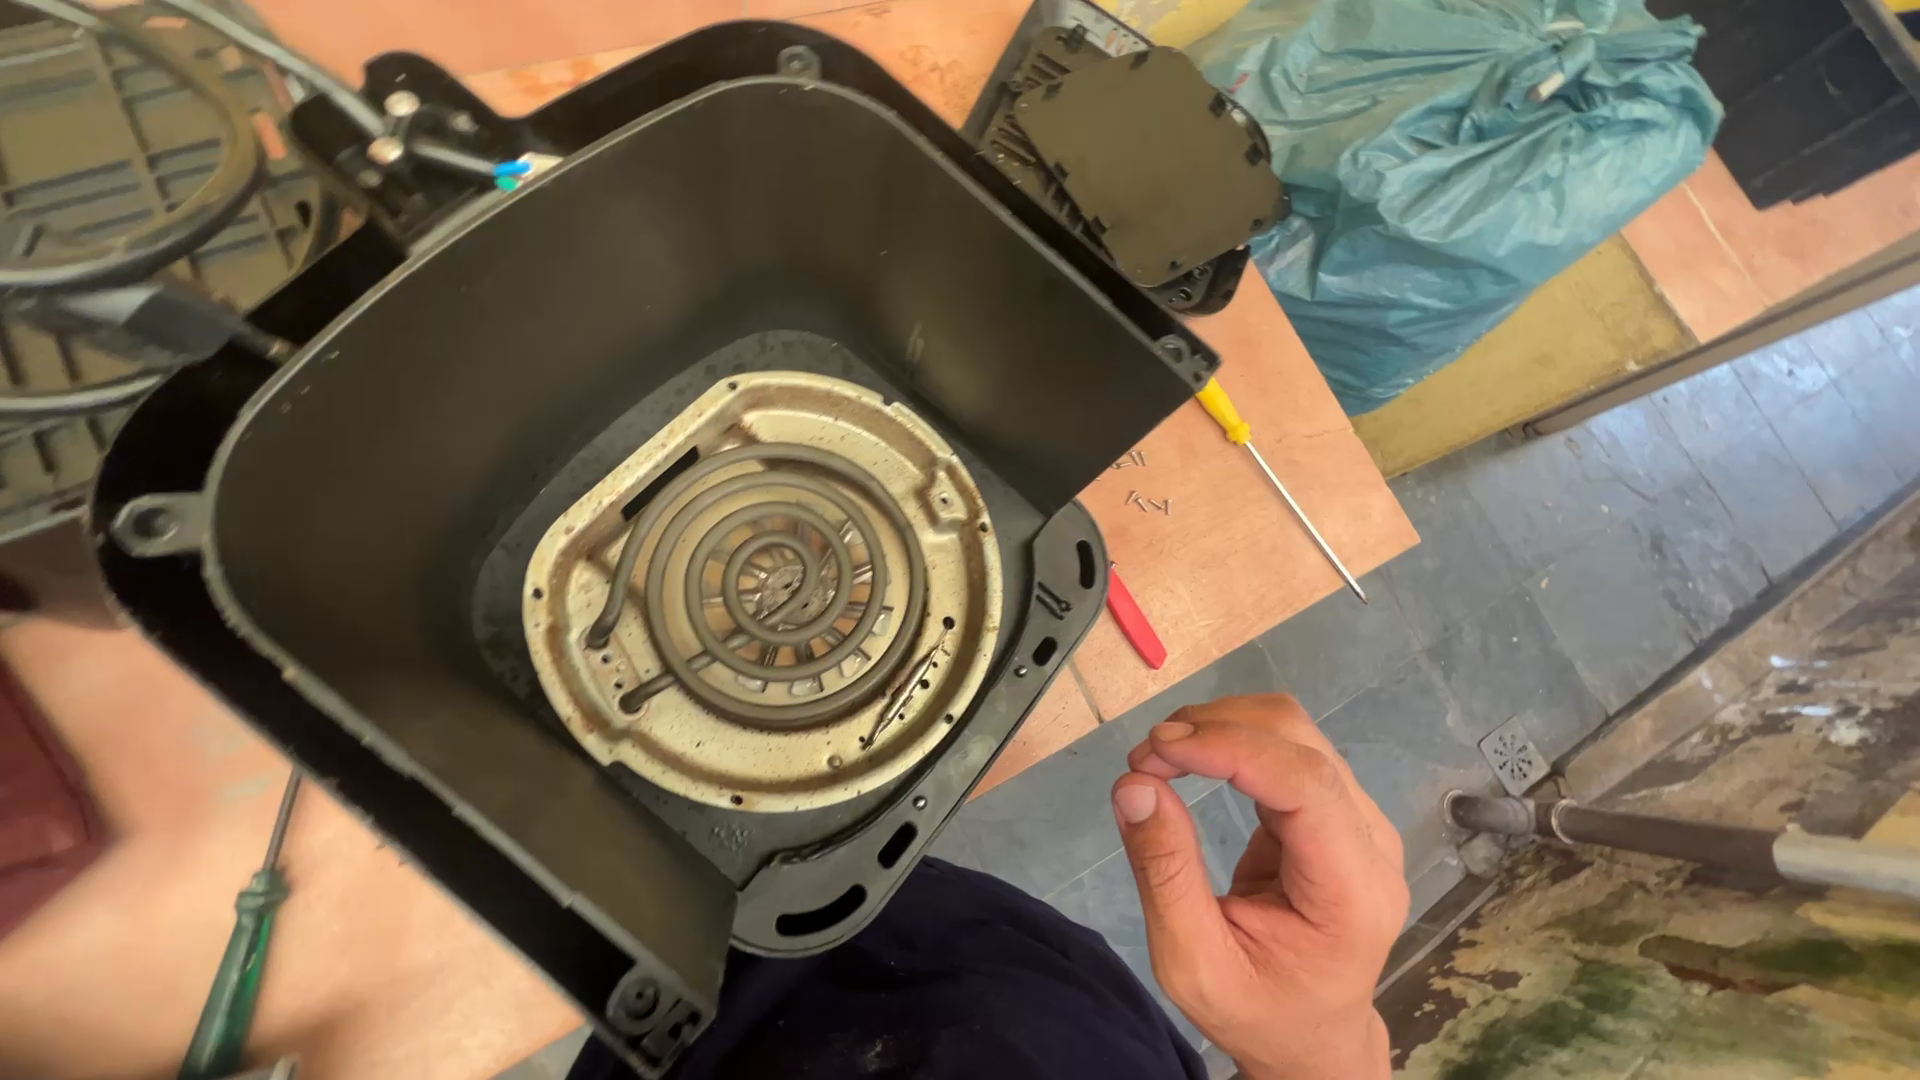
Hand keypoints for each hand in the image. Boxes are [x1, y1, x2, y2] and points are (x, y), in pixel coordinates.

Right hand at [1110, 694, 1406, 1079]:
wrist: (1313, 1040)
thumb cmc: (1257, 1012)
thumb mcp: (1192, 964)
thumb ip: (1165, 873)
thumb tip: (1133, 783)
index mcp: (1351, 893)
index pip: (1304, 784)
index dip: (1229, 748)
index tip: (1154, 749)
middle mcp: (1370, 843)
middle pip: (1298, 740)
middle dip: (1213, 728)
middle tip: (1145, 759)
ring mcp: (1358, 820)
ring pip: (1290, 729)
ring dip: (1217, 725)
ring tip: (1160, 756)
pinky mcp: (1333, 808)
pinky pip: (1282, 746)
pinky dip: (1227, 738)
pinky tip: (1189, 758)